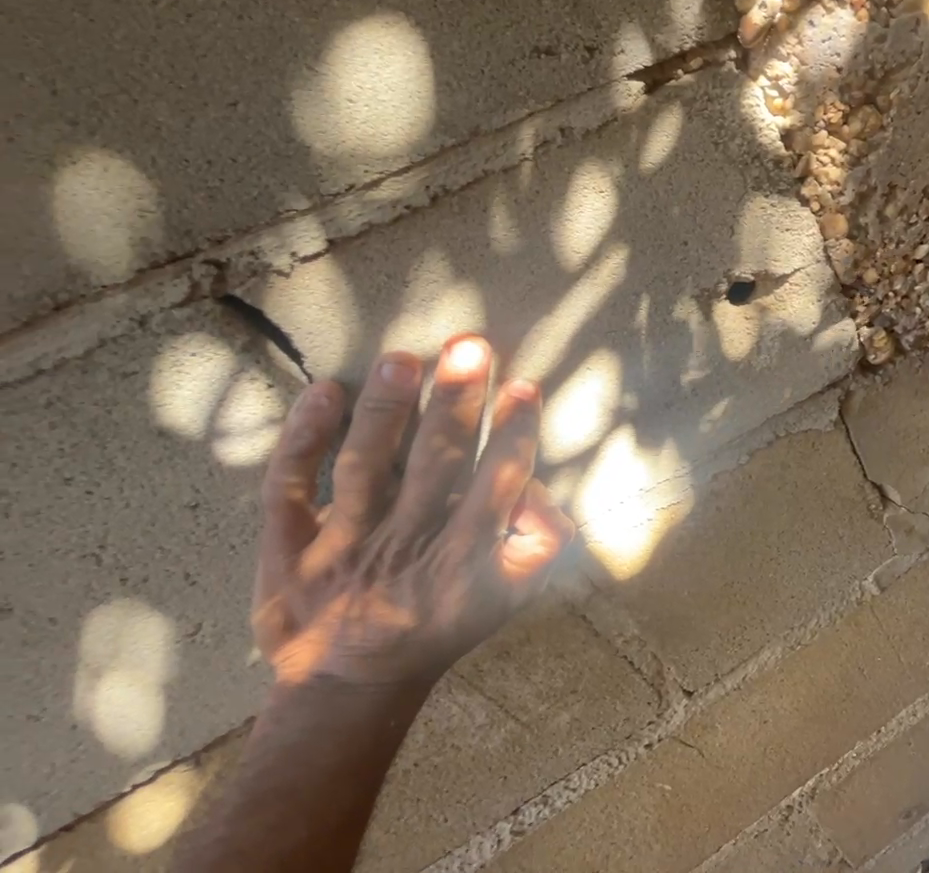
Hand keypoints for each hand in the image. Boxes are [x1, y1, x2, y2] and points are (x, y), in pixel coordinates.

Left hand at [252, 334, 575, 692]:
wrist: (350, 684)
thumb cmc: (443, 626)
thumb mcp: (512, 597)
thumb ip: (540, 542)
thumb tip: (536, 488)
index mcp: (462, 561)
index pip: (496, 485)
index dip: (513, 435)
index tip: (524, 388)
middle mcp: (404, 547)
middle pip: (435, 465)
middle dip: (456, 403)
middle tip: (468, 347)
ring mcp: (338, 546)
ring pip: (366, 466)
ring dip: (388, 409)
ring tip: (403, 358)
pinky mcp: (285, 547)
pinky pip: (287, 488)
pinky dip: (301, 439)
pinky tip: (323, 392)